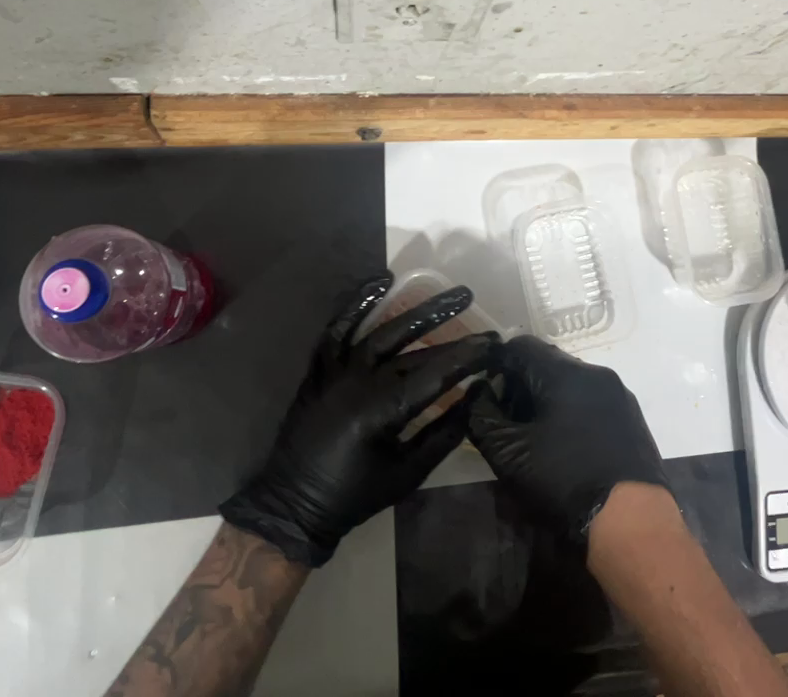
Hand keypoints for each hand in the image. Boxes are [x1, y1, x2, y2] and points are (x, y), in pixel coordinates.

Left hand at [220, 275, 496, 566]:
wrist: (293, 504)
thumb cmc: (355, 496)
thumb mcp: (408, 473)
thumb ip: (445, 433)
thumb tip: (477, 396)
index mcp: (380, 412)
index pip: (434, 375)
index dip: (467, 357)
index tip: (494, 344)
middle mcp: (357, 382)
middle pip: (413, 349)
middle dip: (452, 334)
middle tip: (485, 324)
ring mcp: (335, 371)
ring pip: (381, 330)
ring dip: (418, 311)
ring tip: (452, 295)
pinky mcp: (319, 368)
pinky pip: (338, 328)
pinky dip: (357, 303)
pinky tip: (381, 282)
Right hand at [467, 334, 666, 539]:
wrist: (633, 522)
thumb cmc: (565, 482)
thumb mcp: (508, 453)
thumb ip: (482, 415)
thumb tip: (476, 392)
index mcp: (566, 373)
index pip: (522, 346)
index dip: (497, 364)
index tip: (486, 393)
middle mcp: (596, 374)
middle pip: (548, 363)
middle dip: (522, 384)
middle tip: (506, 419)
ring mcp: (619, 396)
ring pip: (572, 383)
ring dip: (548, 400)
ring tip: (535, 436)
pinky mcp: (632, 419)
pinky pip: (592, 401)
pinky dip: (572, 412)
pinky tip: (566, 446)